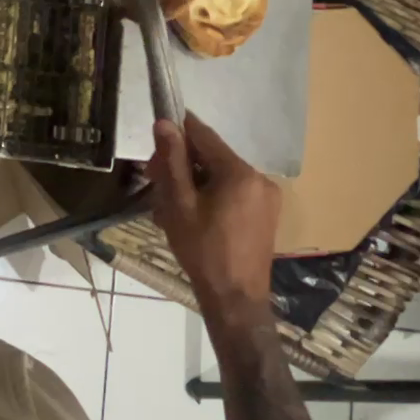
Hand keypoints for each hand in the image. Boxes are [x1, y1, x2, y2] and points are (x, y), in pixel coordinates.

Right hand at [150, 115, 280, 334]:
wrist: (235, 297)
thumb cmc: (202, 249)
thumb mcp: (179, 203)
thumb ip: (172, 160)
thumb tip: (164, 123)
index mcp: (239, 173)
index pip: (204, 135)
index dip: (177, 131)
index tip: (153, 136)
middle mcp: (259, 178)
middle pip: (211, 156)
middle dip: (180, 162)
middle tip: (153, 179)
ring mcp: (265, 197)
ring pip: (219, 174)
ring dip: (191, 180)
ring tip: (168, 203)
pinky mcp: (264, 213)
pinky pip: (231, 191)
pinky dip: (208, 194)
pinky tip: (189, 213)